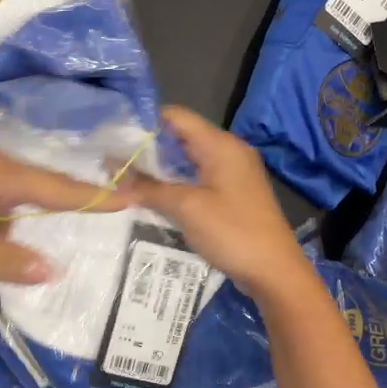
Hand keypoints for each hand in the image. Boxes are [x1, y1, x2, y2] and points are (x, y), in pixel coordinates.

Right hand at [119, 106, 315, 301]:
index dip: (144, 122)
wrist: (274, 271)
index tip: (113, 134)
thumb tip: (116, 175)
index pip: (176, 117)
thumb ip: (150, 188)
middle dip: (147, 148)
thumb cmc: (232, 232)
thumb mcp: (187, 208)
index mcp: (221, 145)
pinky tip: (152, 197)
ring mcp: (232, 175)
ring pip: (187, 162)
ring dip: (159, 169)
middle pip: (181, 138)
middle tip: (112, 160)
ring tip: (124, 178)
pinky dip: (175, 185)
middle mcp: (228, 152)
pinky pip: (197, 181)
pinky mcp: (231, 196)